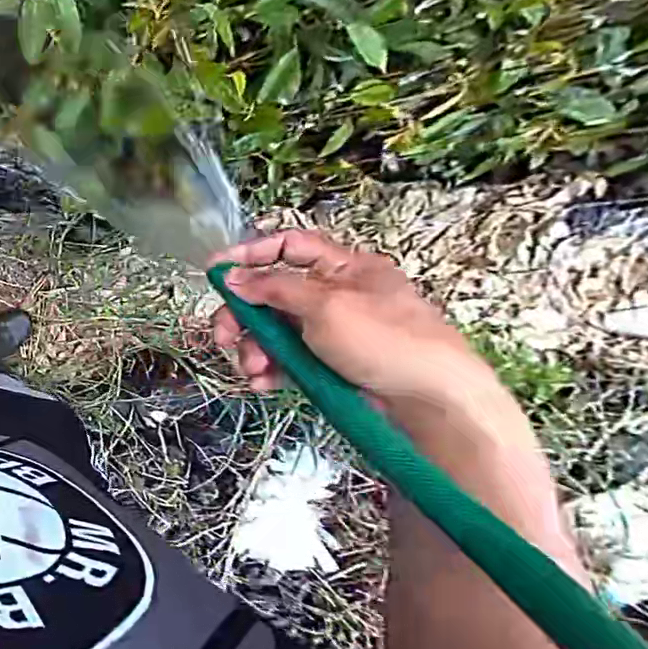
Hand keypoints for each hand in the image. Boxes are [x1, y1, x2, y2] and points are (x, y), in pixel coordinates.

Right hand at [207, 230, 505, 424]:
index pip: (289, 246)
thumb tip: (232, 277)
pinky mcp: (326, 363)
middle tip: (224, 336)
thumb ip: (274, 289)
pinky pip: (286, 359)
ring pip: (273, 331)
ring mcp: (329, 331)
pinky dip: (269, 369)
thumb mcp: (325, 306)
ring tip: (253, 369)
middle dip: (243, 316)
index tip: (216, 270)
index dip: (250, 254)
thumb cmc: (386, 341)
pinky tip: (263, 383)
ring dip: (254, 349)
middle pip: (271, 294)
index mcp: (343, 268)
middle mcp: (333, 295)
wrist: (431, 401)